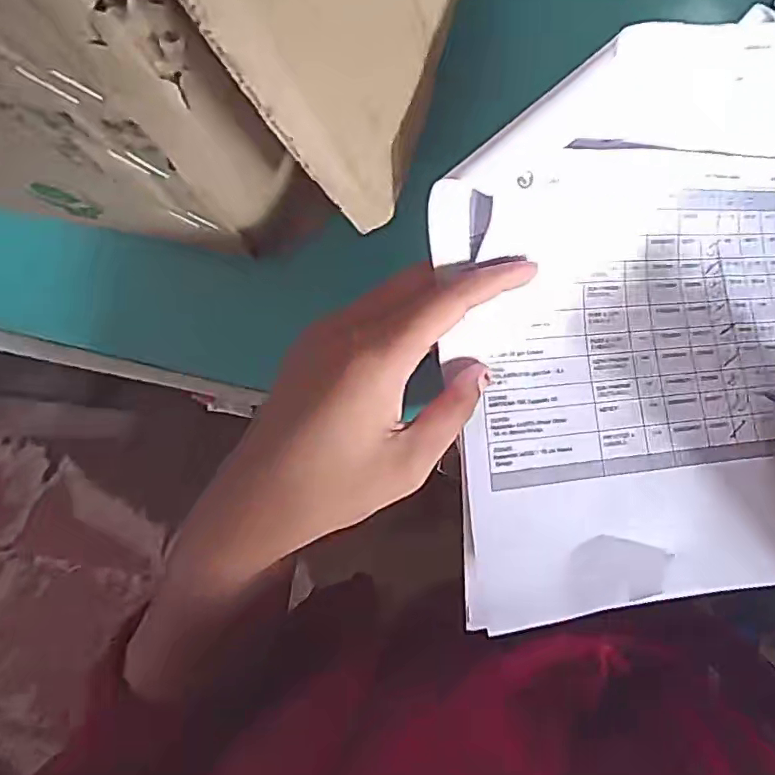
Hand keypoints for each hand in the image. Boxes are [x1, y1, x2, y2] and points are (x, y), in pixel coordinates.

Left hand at [126, 260, 535, 703]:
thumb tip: (479, 368)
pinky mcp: (314, 342)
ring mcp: (326, 332)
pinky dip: (410, 304)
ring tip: (479, 296)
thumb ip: (451, 410)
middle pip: (418, 281)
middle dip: (466, 271)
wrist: (250, 507)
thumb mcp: (407, 463)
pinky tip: (429, 326)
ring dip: (438, 286)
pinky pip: (374, 306)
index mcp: (375, 357)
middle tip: (509, 274)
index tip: (524, 267)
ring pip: (394, 289)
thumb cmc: (332, 492)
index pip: (444, 300)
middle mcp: (348, 330)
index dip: (488, 280)